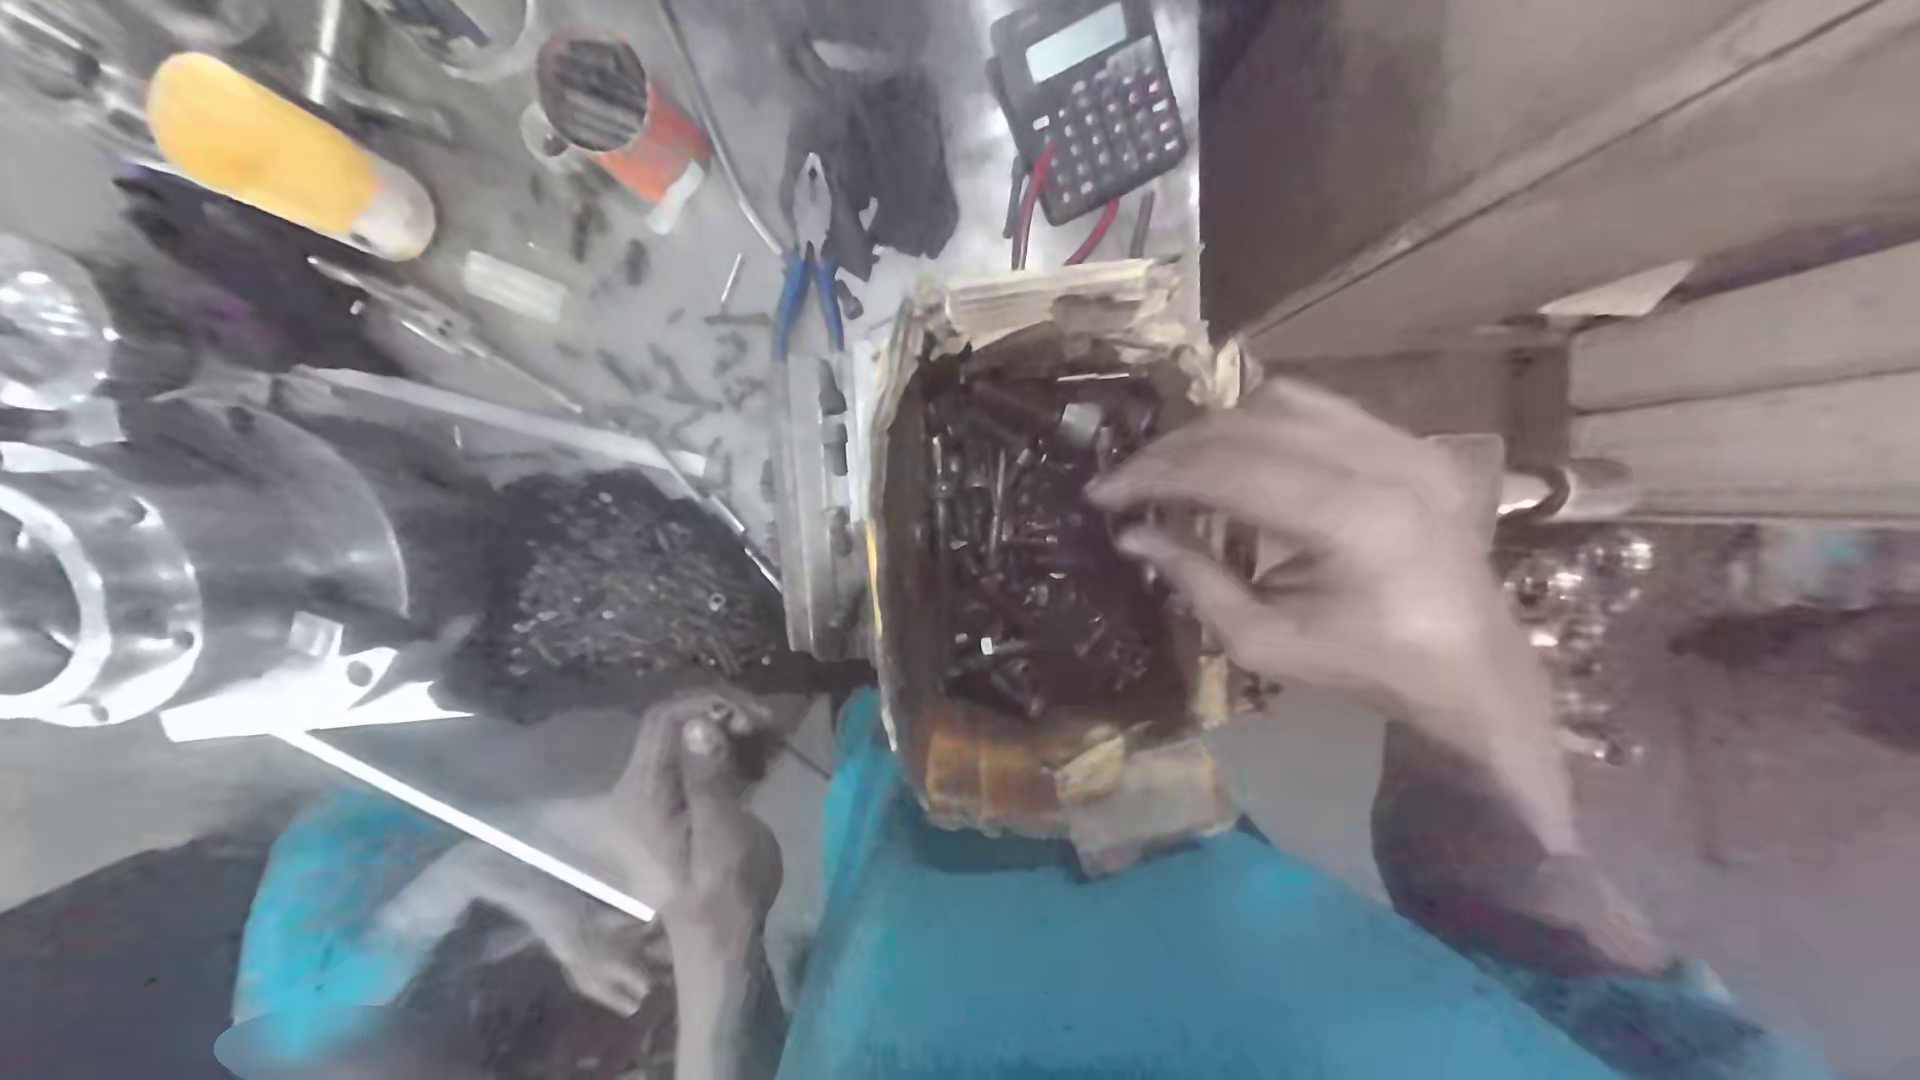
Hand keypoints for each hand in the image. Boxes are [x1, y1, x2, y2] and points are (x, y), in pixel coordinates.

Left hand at [626, 686, 783, 955]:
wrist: (722, 935)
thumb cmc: (722, 889)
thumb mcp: (719, 833)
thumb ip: (708, 778)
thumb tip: (700, 722)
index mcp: (644, 791)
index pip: (666, 720)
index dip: (708, 705)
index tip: (751, 718)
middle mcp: (645, 783)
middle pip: (678, 720)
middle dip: (724, 710)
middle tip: (764, 724)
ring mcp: (664, 789)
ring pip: (692, 732)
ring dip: (731, 723)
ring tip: (767, 734)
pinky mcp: (685, 795)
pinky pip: (704, 751)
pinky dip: (733, 742)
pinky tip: (759, 753)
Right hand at [1088, 378, 1575, 848]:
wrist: (1470, 665)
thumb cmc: (1365, 666)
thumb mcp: (1263, 642)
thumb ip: (1194, 580)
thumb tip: (1132, 534)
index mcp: (1355, 522)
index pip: (1229, 471)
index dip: (1155, 476)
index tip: (1104, 492)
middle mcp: (1384, 462)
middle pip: (1247, 426)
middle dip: (1171, 451)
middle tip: (1128, 482)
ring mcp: (1404, 442)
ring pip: (1277, 401)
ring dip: (1210, 431)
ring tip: (1175, 468)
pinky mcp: (1408, 440)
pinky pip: (1313, 405)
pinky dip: (1255, 422)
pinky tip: (1231, 452)